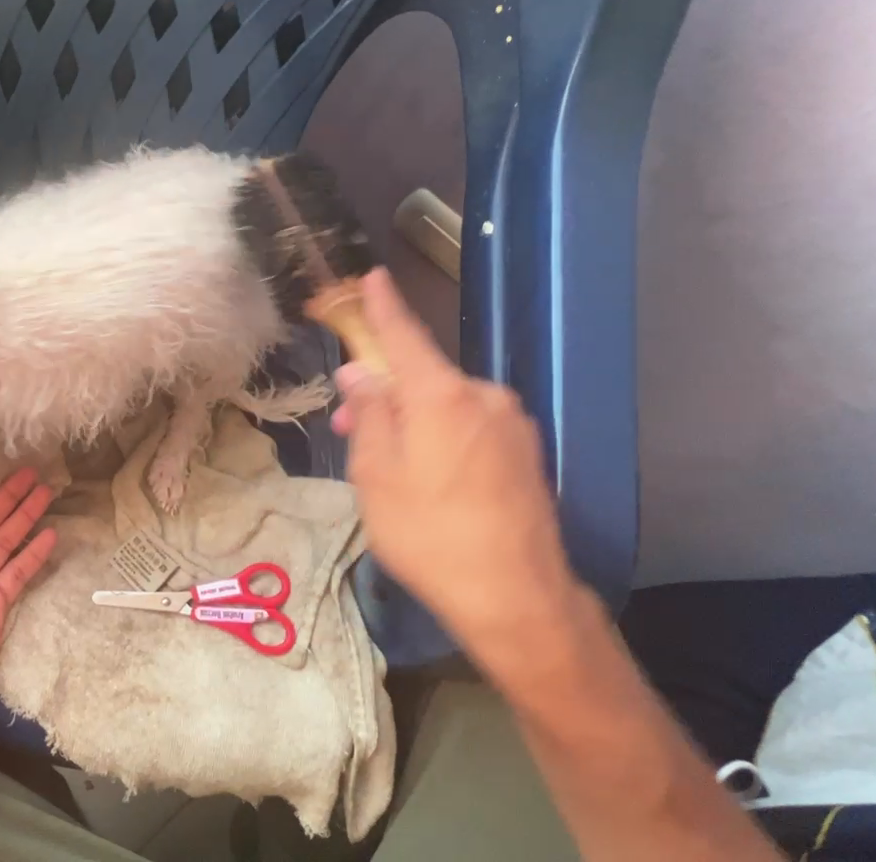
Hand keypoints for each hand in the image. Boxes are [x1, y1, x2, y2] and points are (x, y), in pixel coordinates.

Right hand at [330, 269, 578, 656]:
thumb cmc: (429, 533)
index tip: (373, 276)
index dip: (384, 307)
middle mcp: (484, 399)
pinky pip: (468, 429)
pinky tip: (425, 479)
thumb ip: (368, 414)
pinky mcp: (526, 456)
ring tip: (384, 464)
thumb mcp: (376, 474)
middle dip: (383, 392)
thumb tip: (361, 374)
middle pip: (422, 378)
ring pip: (444, 406)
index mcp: (443, 396)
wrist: (516, 599)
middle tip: (348, 426)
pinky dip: (438, 438)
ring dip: (409, 420)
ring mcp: (512, 427)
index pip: (405, 337)